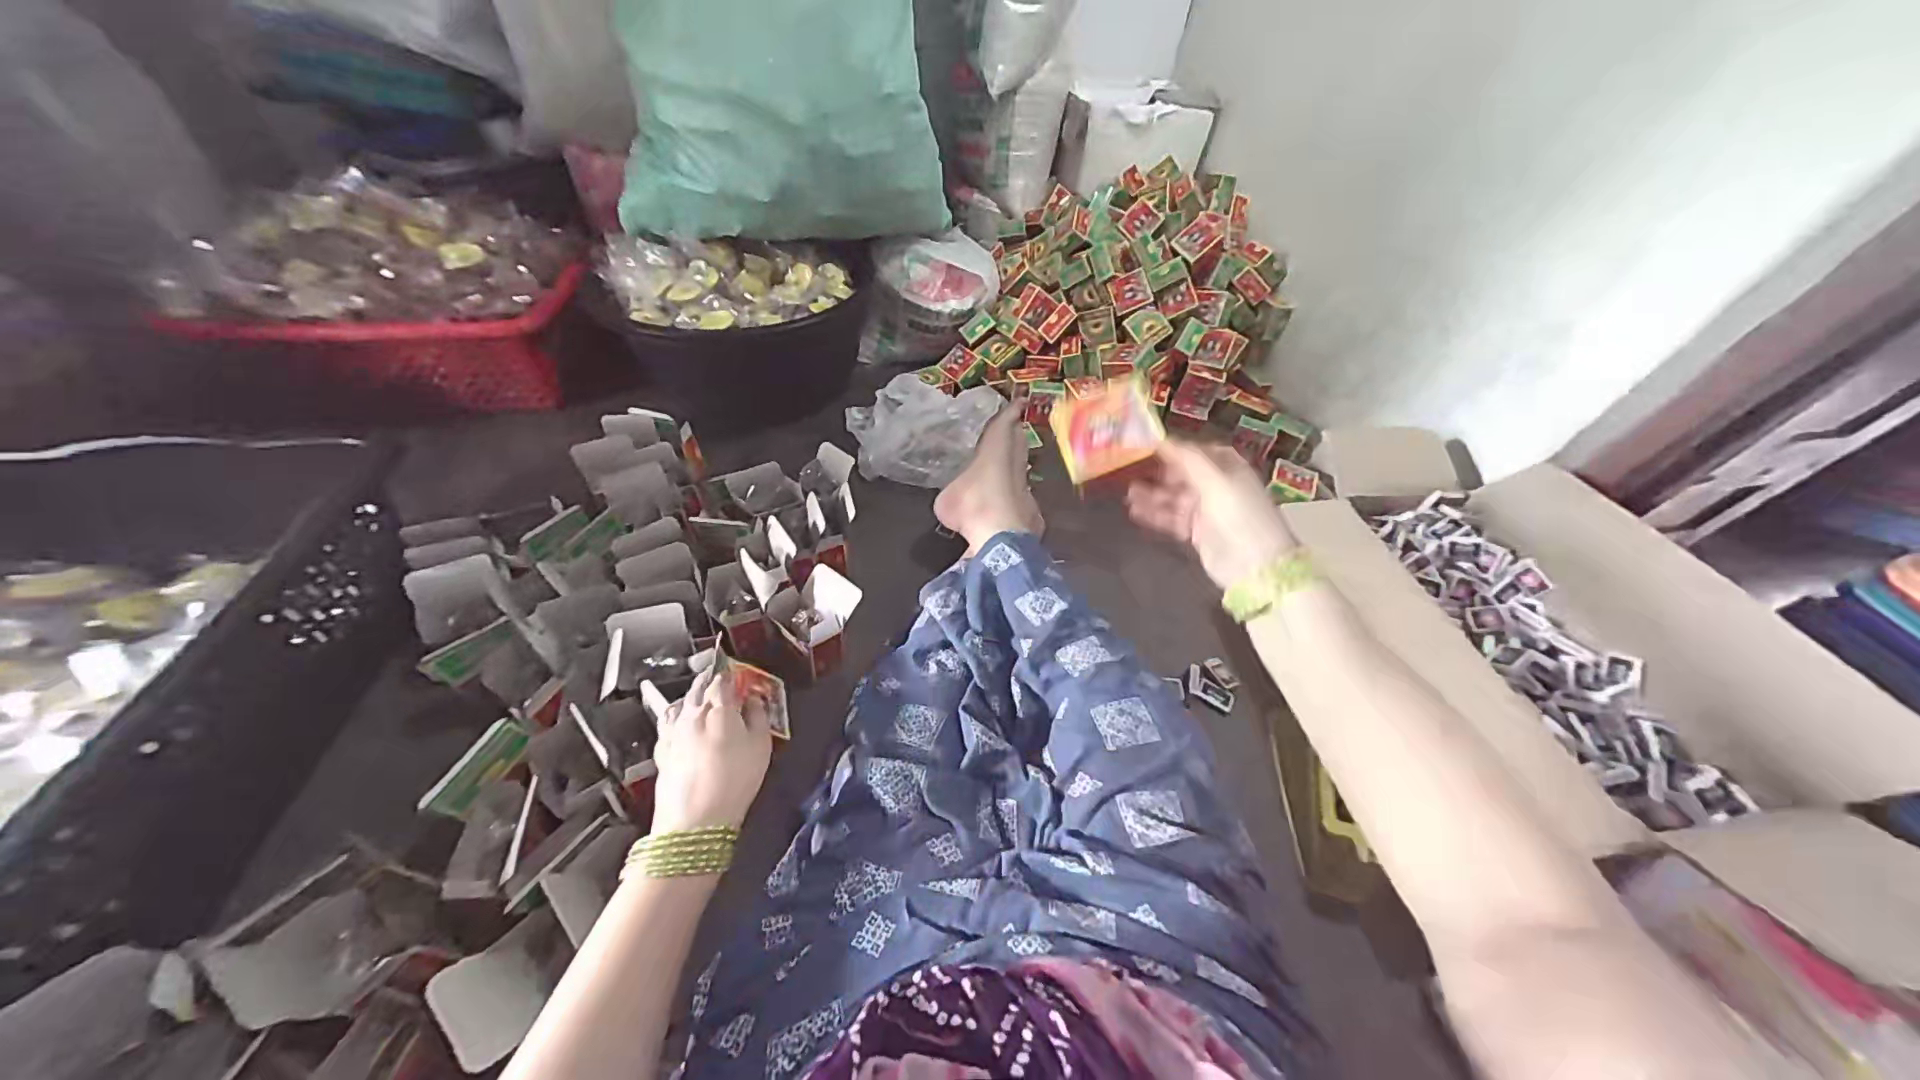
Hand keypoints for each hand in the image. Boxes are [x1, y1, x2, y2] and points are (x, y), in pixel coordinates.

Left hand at [651, 663, 770, 832]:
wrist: (694, 820)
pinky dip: (677, 715)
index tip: (739, 675)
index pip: (723, 680)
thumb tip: (754, 699)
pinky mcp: (661, 750)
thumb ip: (759, 716)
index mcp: (719, 708)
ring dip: (691, 695)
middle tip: (719, 679)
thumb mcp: (761, 746)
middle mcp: (692, 713)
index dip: (731, 675)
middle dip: (710, 679)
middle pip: (699, 687)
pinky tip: (682, 721)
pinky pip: (668, 722)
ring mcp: (673, 731)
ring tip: (700, 696)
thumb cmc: (735, 781)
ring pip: (681, 702)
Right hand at [1125, 439, 1298, 590]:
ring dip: (1151, 495)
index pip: (1196, 452)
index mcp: (1227, 468)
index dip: (1173, 449)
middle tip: (1132, 471)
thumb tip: (1162, 438)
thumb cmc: (1240, 515)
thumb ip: (1187, 458)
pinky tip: (1136, 511)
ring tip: (1129, 494)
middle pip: (1181, 474)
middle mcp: (1216, 486)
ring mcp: (1205, 509)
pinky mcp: (1195, 531)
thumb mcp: (1216, 480)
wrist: (1253, 564)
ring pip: (1173, 497)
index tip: (1146, 445)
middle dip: (1158, 473)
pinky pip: (1170, 518)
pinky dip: (1154, 514)